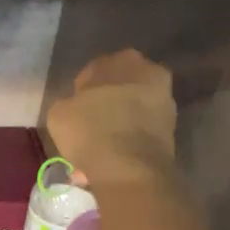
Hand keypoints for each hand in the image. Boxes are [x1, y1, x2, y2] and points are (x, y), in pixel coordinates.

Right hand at [46, 50, 176, 188]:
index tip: (71, 114)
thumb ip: (67, 105)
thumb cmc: (91, 132)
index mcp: (121, 60)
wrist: (130, 169)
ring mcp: (165, 102)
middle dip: (102, 109)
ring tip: (96, 153)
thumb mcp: (59, 115)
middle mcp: (149, 72)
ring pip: (129, 114)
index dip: (80, 94)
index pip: (94, 72)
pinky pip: (138, 136)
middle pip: (117, 91)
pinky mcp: (170, 132)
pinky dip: (125, 146)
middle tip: (86, 131)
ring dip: (115, 129)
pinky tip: (109, 163)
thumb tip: (73, 112)